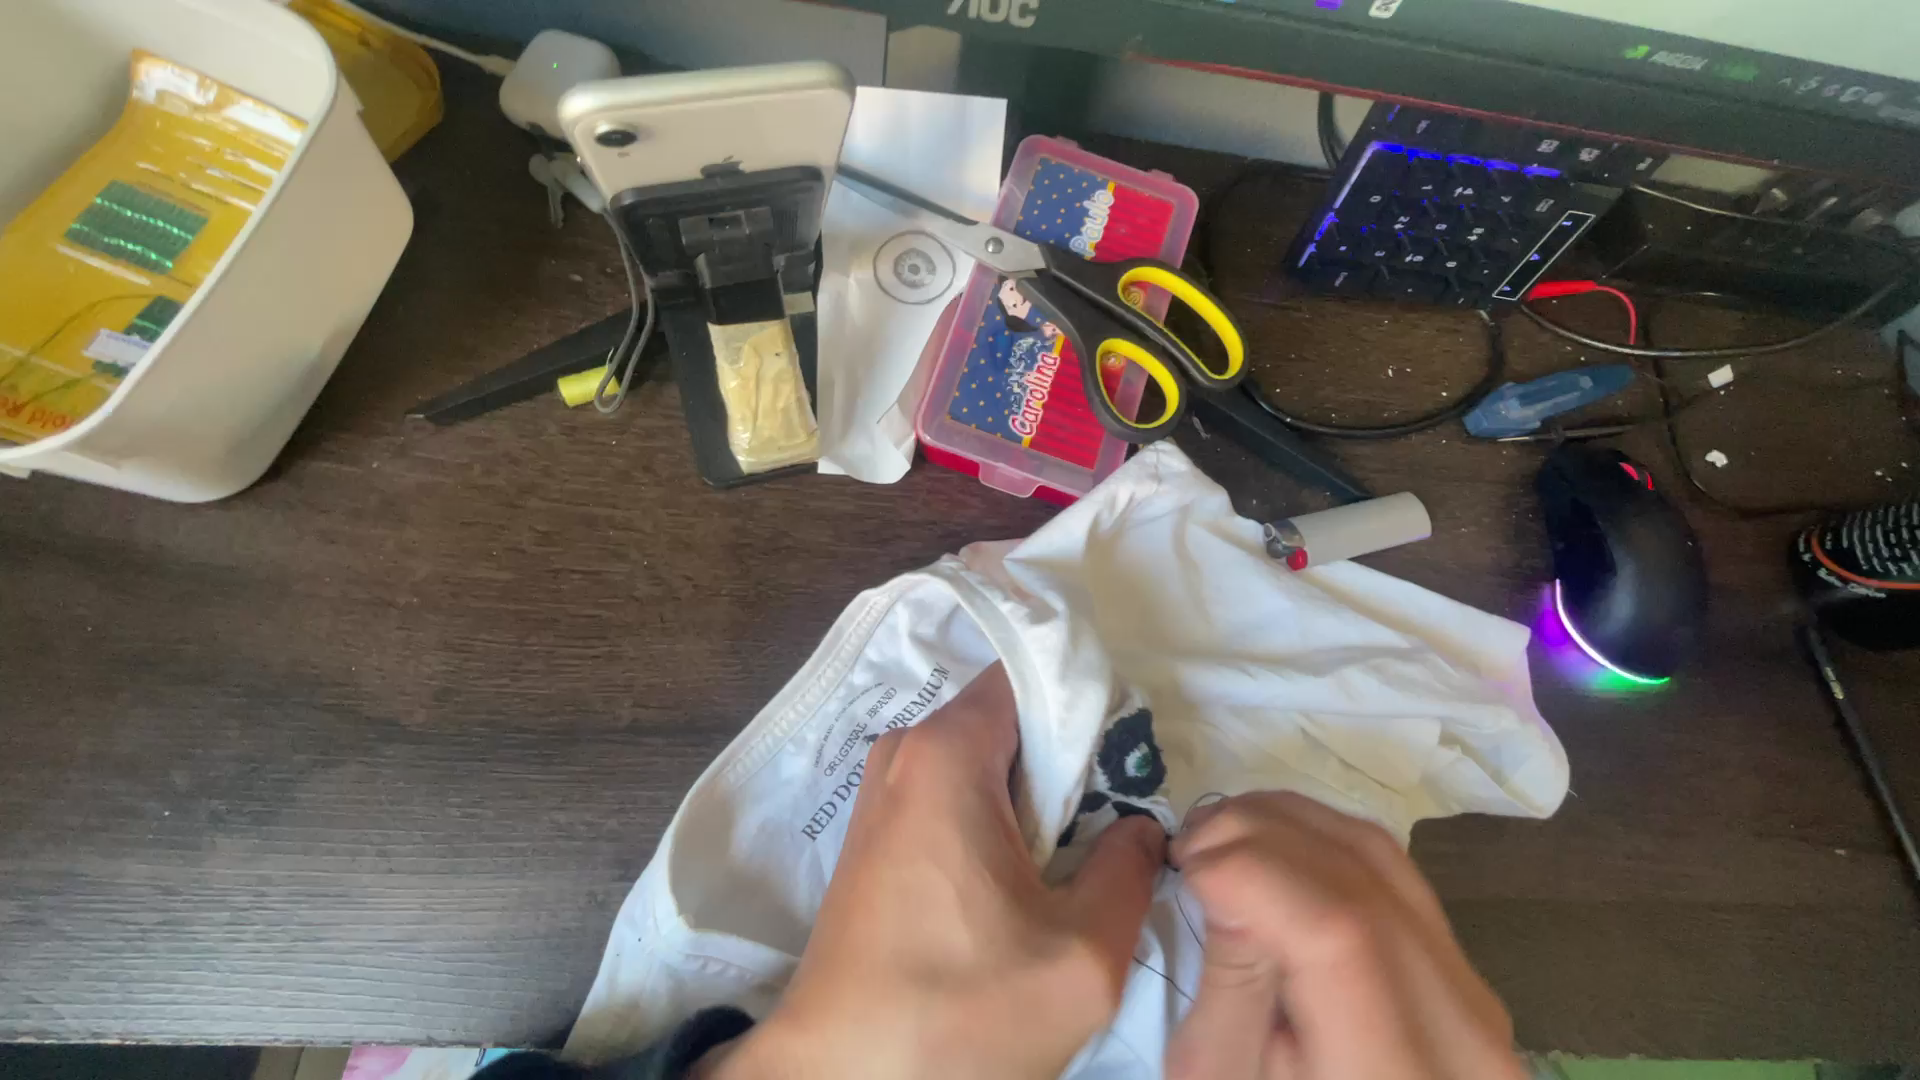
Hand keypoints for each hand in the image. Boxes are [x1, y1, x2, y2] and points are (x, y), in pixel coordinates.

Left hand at [709, 664, 1167, 1079]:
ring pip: (980, 758)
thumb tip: (1139, 828)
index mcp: (947, 751)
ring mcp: (882, 789)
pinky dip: (993, 814)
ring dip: (1031, 792)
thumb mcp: (1082, 954)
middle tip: (1111, 812)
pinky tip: (1020, 873)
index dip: (1084, 699)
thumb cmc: (959, 1010)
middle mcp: (905, 751)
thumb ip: (1129, 869)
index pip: (1028, 675)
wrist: (841, 1079)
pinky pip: (949, 791)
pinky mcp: (876, 831)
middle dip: (1064, 755)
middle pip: (1006, 718)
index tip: (1126, 750)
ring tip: (1073, 850)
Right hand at [1167, 793, 1526, 1079]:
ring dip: (1281, 822)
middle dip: (1256, 834)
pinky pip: (1387, 869)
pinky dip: (1314, 837)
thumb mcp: (1223, 1076)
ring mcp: (1474, 993)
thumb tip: (1225, 869)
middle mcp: (1464, 1033)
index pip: (1339, 931)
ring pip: (1377, 854)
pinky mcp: (1458, 968)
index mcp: (1394, 1075)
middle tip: (1188, 845)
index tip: (1185, 870)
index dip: (1251, 870)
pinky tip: (1263, 846)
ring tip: (1215, 837)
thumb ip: (1232, 973)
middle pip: (1364, 876)